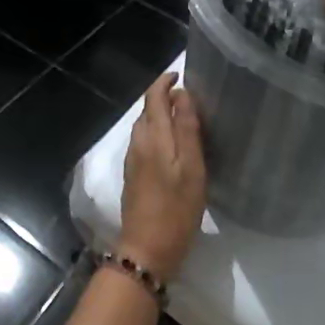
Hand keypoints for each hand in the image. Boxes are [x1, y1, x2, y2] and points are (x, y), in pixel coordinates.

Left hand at [118, 73, 207, 280]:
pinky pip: (145, 142)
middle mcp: (138, 143)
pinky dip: (159, 134)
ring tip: (187, 119)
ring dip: (162, 116)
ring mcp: (133, 160)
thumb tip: (182, 94)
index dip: (165, 82)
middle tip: (192, 98)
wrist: (147, 249)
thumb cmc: (176, 208)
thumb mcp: (192, 166)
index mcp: (152, 136)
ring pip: (146, 126)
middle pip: (148, 110)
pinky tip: (174, 146)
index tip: (182, 74)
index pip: (153, 96)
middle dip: (165, 98)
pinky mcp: (134, 175)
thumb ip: (187, 128)